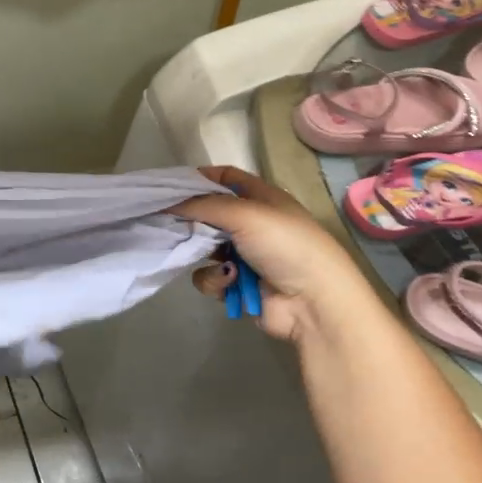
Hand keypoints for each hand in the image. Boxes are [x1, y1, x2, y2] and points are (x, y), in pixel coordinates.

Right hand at [173, 166, 381, 342]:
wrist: (315, 305)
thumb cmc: (286, 247)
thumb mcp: (245, 214)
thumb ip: (201, 204)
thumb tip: (166, 203)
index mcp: (264, 200)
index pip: (227, 178)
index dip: (201, 177)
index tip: (170, 184)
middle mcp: (254, 225)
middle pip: (209, 213)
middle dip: (189, 218)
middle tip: (167, 221)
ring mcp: (245, 256)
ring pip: (203, 246)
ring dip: (201, 252)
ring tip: (211, 257)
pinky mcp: (238, 284)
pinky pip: (210, 275)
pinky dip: (216, 279)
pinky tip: (230, 282)